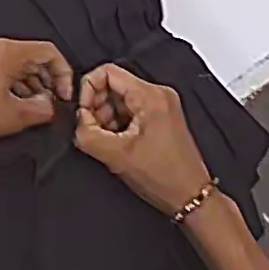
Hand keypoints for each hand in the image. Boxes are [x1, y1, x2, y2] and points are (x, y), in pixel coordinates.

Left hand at [0, 38, 71, 152]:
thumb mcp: (16, 116)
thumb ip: (42, 109)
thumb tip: (50, 106)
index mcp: (7, 51)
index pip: (49, 52)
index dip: (63, 74)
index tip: (64, 93)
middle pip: (34, 57)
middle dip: (48, 80)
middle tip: (53, 102)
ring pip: (19, 64)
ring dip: (32, 85)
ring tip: (36, 108)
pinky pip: (4, 70)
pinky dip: (16, 85)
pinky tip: (17, 106)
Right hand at [73, 64, 213, 216]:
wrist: (191, 198)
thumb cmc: (164, 178)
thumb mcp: (115, 155)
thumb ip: (87, 133)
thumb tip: (77, 119)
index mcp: (150, 95)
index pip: (107, 72)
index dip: (88, 89)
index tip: (84, 111)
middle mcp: (158, 93)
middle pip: (112, 84)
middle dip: (96, 106)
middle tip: (93, 129)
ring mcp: (160, 104)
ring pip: (119, 97)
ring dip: (105, 116)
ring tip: (106, 140)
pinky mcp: (160, 115)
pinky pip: (129, 108)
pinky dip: (117, 122)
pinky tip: (117, 142)